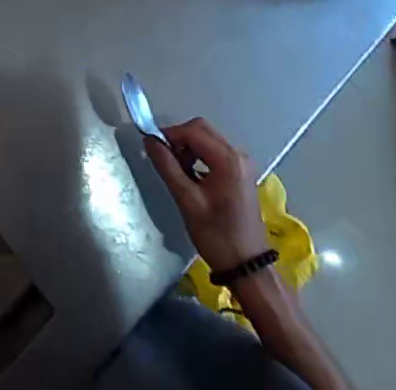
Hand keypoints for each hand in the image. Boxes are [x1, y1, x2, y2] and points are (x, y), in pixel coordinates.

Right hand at [144, 117, 269, 271]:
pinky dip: (200, 156)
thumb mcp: (187, 201)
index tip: (151, 146)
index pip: (194, 131)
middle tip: (162, 158)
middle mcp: (238, 153)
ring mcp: (242, 162)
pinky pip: (216, 152)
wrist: (246, 265)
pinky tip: (190, 175)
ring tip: (175, 169)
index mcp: (227, 159)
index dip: (170, 134)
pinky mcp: (241, 172)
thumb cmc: (216, 235)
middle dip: (180, 138)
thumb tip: (149, 141)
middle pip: (203, 130)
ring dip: (189, 147)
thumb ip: (168, 167)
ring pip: (209, 140)